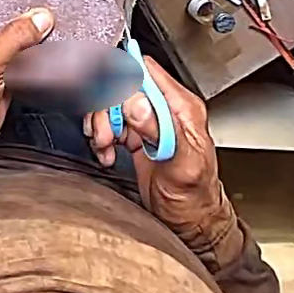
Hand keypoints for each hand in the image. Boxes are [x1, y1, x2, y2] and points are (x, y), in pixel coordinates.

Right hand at [84, 57, 222, 232]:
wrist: (189, 222)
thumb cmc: (194, 199)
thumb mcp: (183, 167)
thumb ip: (163, 132)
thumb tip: (138, 104)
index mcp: (182, 107)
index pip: (145, 71)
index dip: (118, 80)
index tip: (104, 101)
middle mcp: (165, 109)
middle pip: (120, 86)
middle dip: (105, 109)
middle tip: (105, 135)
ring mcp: (149, 121)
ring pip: (110, 104)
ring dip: (100, 126)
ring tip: (105, 147)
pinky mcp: (136, 135)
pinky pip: (108, 124)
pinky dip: (100, 138)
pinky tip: (107, 154)